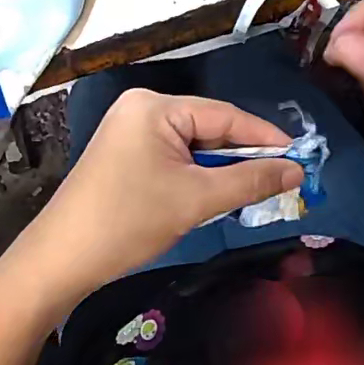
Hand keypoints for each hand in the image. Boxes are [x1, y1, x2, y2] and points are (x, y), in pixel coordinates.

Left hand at [10, 90, 303, 300]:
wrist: (62, 258)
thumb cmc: (130, 221)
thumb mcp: (197, 199)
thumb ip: (250, 180)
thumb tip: (296, 170)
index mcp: (154, 106)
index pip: (224, 115)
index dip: (265, 137)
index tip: (300, 158)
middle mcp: (140, 107)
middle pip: (207, 127)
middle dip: (242, 155)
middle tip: (282, 178)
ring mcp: (127, 129)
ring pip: (190, 145)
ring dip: (220, 167)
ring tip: (254, 188)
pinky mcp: (122, 153)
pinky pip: (171, 156)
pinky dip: (195, 173)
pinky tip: (214, 191)